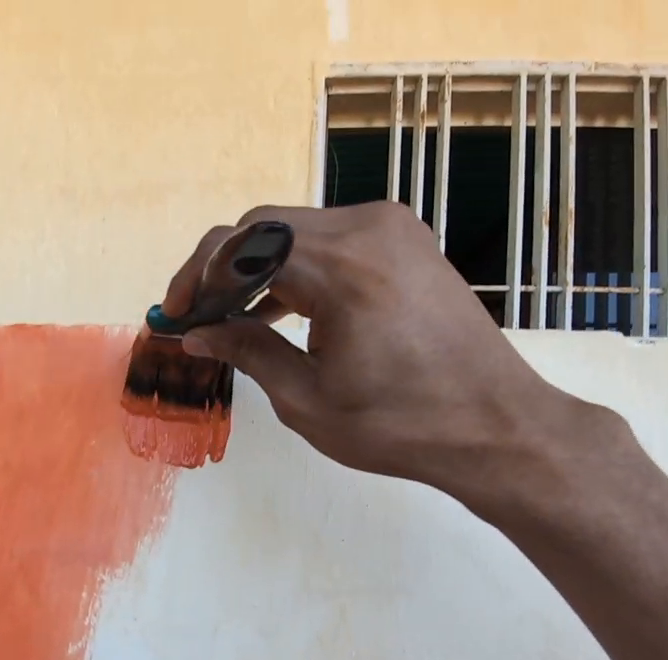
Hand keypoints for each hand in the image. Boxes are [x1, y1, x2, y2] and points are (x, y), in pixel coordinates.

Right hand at [163, 202, 615, 504]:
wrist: (494, 425)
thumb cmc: (397, 423)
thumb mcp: (306, 398)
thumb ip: (246, 352)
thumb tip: (195, 334)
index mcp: (339, 265)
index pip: (239, 245)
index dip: (194, 277)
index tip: (173, 316)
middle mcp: (367, 228)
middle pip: (265, 227)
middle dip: (219, 269)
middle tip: (195, 318)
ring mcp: (393, 230)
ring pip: (297, 231)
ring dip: (255, 269)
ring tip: (228, 320)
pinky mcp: (407, 244)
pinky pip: (332, 242)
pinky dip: (296, 270)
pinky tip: (277, 311)